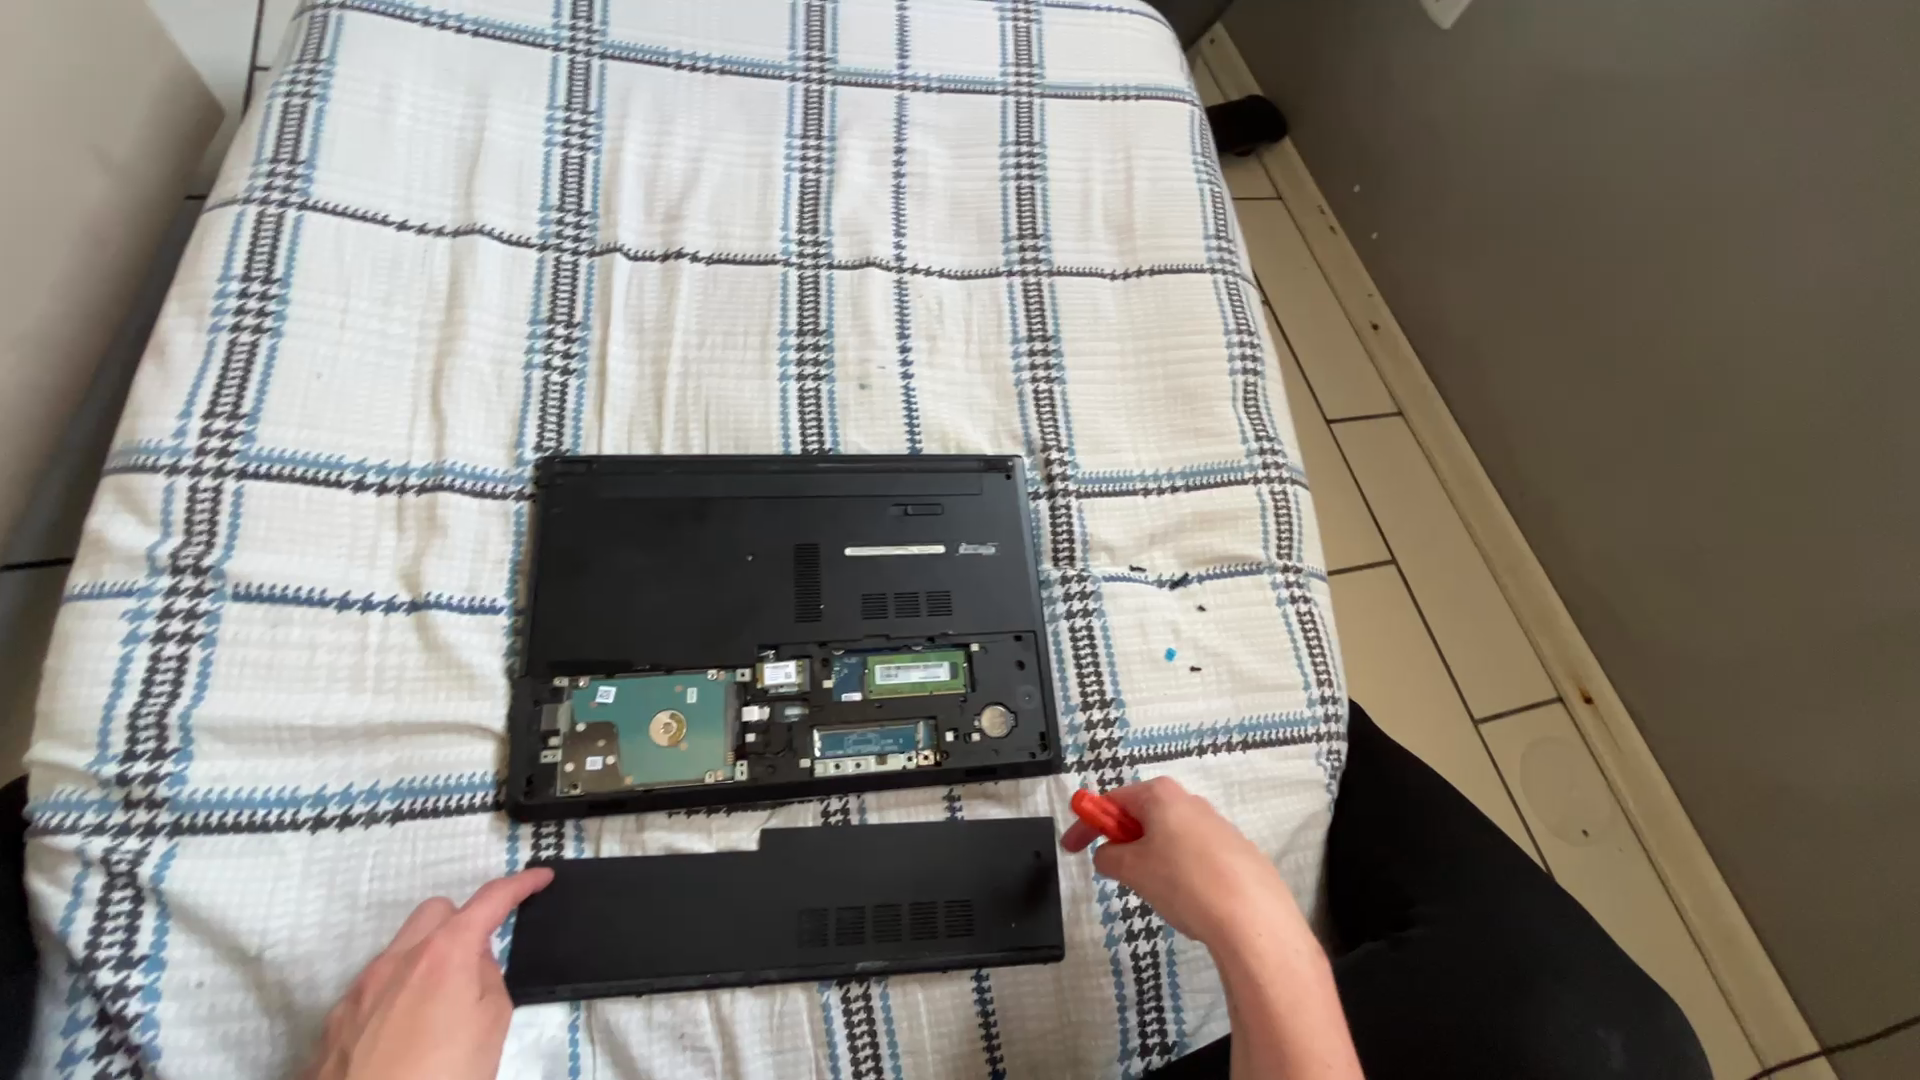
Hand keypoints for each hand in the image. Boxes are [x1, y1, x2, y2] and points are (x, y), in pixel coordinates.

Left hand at [302, 867, 553, 1079]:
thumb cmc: (446, 1075)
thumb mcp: (493, 1023)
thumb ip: (487, 977)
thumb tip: (471, 964)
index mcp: (444, 953)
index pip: (490, 899)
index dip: (521, 883)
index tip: (542, 877)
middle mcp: (396, 961)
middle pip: (435, 911)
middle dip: (462, 920)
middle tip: (478, 958)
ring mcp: (357, 992)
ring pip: (400, 951)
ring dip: (426, 960)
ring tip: (439, 1008)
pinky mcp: (331, 1026)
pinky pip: (373, 989)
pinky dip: (396, 994)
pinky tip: (403, 1035)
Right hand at [1062, 777, 1301, 948]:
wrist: (1254, 920)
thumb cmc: (1184, 883)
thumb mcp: (1132, 871)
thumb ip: (1109, 857)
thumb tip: (1108, 855)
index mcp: (1160, 795)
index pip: (1111, 802)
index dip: (1086, 825)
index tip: (1070, 848)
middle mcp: (1190, 801)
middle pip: (1143, 816)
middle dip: (1124, 842)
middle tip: (1116, 872)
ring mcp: (1219, 826)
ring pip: (1171, 838)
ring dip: (1153, 859)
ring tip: (1158, 894)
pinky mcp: (1240, 853)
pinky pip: (1196, 857)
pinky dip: (1182, 872)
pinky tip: (1190, 902)